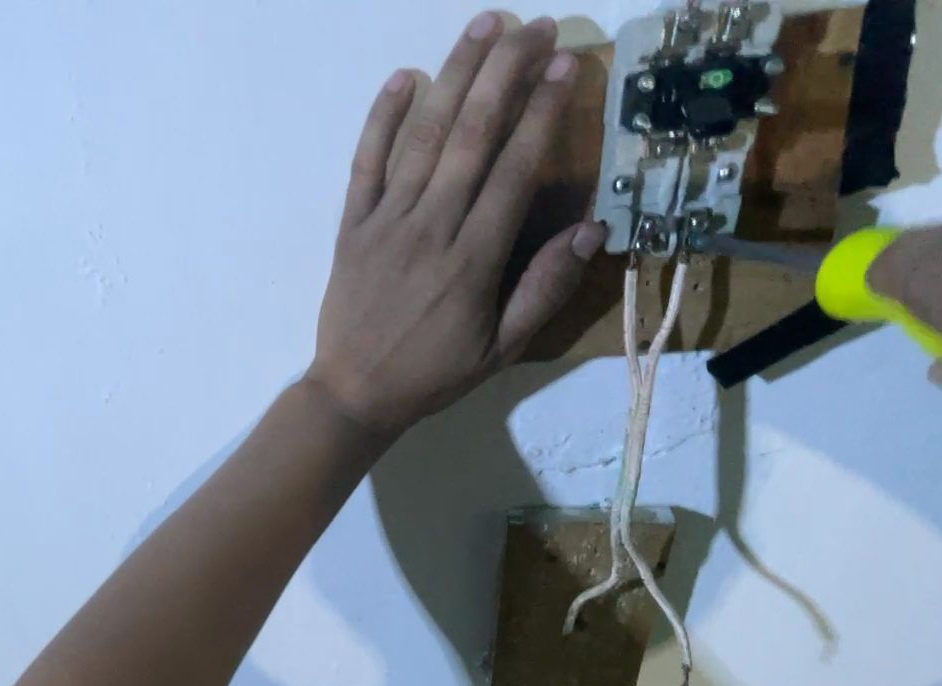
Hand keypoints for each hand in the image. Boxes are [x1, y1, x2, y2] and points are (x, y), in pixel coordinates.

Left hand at [306, 11, 603, 436]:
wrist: (353, 393)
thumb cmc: (431, 375)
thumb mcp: (499, 350)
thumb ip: (543, 290)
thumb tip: (591, 229)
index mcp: (472, 261)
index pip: (515, 170)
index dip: (542, 113)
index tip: (566, 65)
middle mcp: (430, 229)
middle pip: (472, 137)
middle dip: (507, 73)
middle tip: (537, 26)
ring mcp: (385, 224)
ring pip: (423, 138)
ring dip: (455, 76)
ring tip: (484, 25)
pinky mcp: (350, 228)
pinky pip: (365, 165)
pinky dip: (381, 120)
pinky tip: (404, 77)